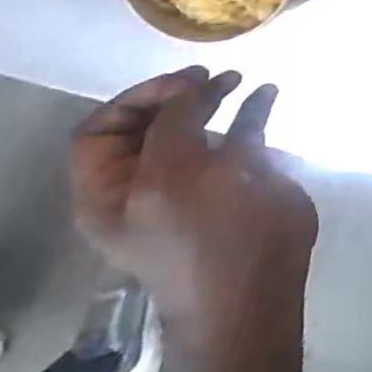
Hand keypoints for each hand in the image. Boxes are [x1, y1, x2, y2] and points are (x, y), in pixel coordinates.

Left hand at [71, 67, 317, 349]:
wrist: (254, 294)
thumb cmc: (205, 240)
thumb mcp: (173, 178)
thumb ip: (175, 127)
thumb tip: (191, 89)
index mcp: (112, 190)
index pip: (106, 128)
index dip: (141, 97)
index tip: (185, 81)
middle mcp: (149, 183)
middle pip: (149, 125)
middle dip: (177, 95)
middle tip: (210, 76)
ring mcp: (197, 184)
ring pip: (195, 131)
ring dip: (213, 100)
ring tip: (236, 79)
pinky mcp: (239, 185)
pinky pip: (238, 140)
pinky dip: (251, 114)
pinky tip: (265, 94)